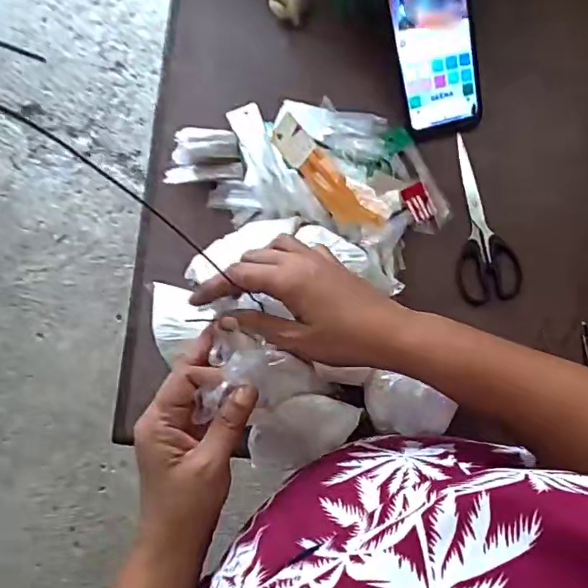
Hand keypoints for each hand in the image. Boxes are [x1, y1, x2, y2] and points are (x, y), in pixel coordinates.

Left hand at [135, 325, 258, 557]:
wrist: (172, 542)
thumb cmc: (187, 507)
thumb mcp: (211, 462)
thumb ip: (229, 422)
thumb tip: (248, 386)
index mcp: (157, 421)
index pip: (184, 379)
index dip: (213, 370)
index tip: (243, 372)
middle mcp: (159, 420)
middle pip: (184, 379)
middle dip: (207, 357)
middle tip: (231, 330)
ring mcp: (171, 431)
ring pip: (194, 394)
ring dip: (216, 377)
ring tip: (241, 356)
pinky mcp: (184, 442)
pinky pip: (201, 412)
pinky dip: (219, 400)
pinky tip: (239, 392)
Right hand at [188, 235, 410, 367]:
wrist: (391, 331)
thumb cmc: (345, 341)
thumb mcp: (298, 340)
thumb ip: (260, 326)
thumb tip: (228, 317)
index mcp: (286, 277)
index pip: (237, 274)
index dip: (212, 287)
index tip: (196, 301)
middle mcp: (299, 259)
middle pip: (252, 256)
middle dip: (231, 274)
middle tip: (221, 298)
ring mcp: (318, 257)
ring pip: (275, 246)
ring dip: (256, 260)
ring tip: (248, 284)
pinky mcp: (332, 262)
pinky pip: (298, 248)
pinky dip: (281, 255)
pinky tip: (284, 274)